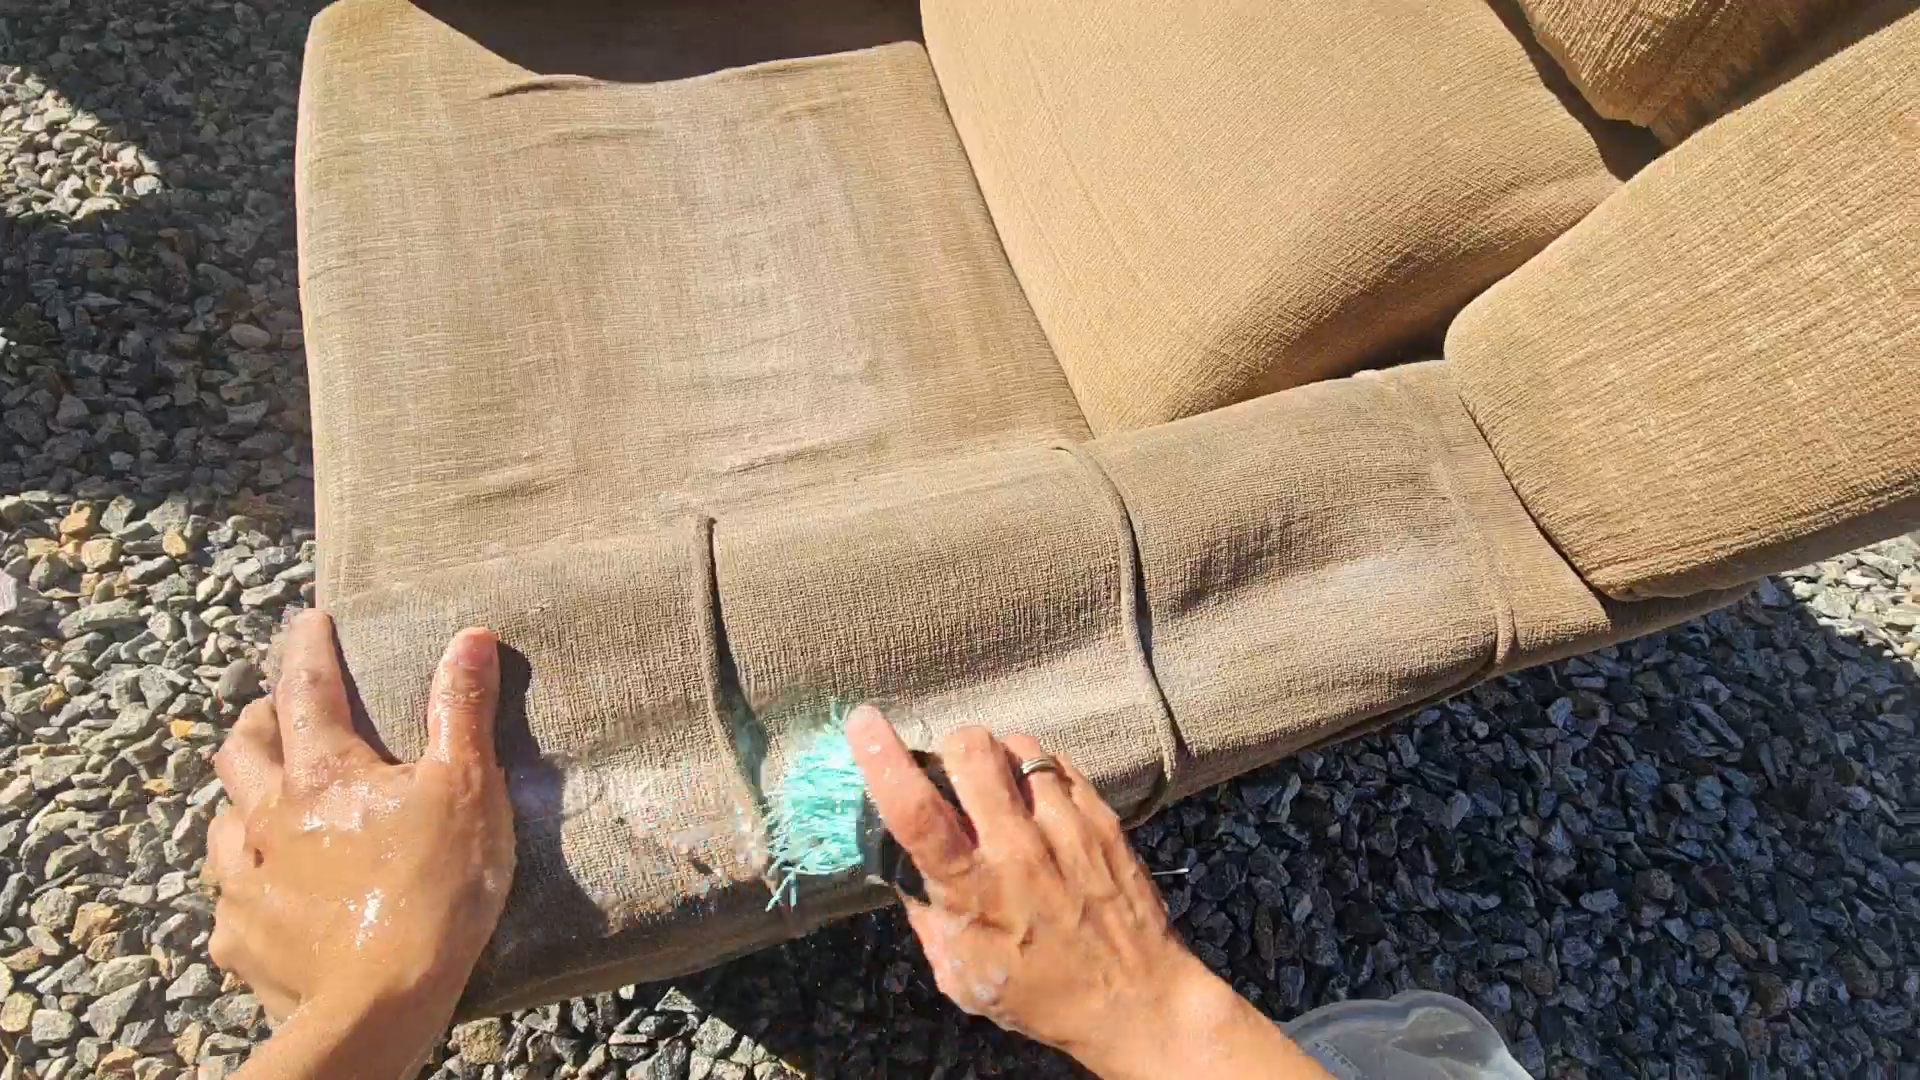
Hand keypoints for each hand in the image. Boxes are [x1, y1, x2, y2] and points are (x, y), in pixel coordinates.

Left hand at [205, 610, 514, 1038]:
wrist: (383, 999)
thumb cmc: (439, 879)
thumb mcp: (466, 782)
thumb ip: (462, 708)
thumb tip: (471, 636)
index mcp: (325, 775)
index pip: (305, 693)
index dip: (307, 650)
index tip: (309, 619)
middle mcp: (268, 818)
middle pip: (242, 750)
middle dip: (258, 718)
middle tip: (279, 708)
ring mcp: (244, 879)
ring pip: (223, 817)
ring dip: (245, 792)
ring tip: (271, 792)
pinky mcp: (240, 936)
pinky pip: (229, 887)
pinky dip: (247, 864)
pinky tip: (273, 879)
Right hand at [845, 707, 1190, 1049]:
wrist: (1139, 1001)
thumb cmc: (1041, 995)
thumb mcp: (961, 975)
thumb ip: (926, 912)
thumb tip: (901, 860)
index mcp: (973, 891)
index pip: (916, 811)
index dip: (883, 758)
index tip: (863, 720)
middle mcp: (1018, 849)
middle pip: (973, 752)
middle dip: (952, 745)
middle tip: (954, 770)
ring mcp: (1066, 827)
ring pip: (1019, 746)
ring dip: (999, 757)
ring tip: (1004, 789)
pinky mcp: (1102, 816)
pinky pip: (1057, 761)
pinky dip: (1038, 770)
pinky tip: (1040, 801)